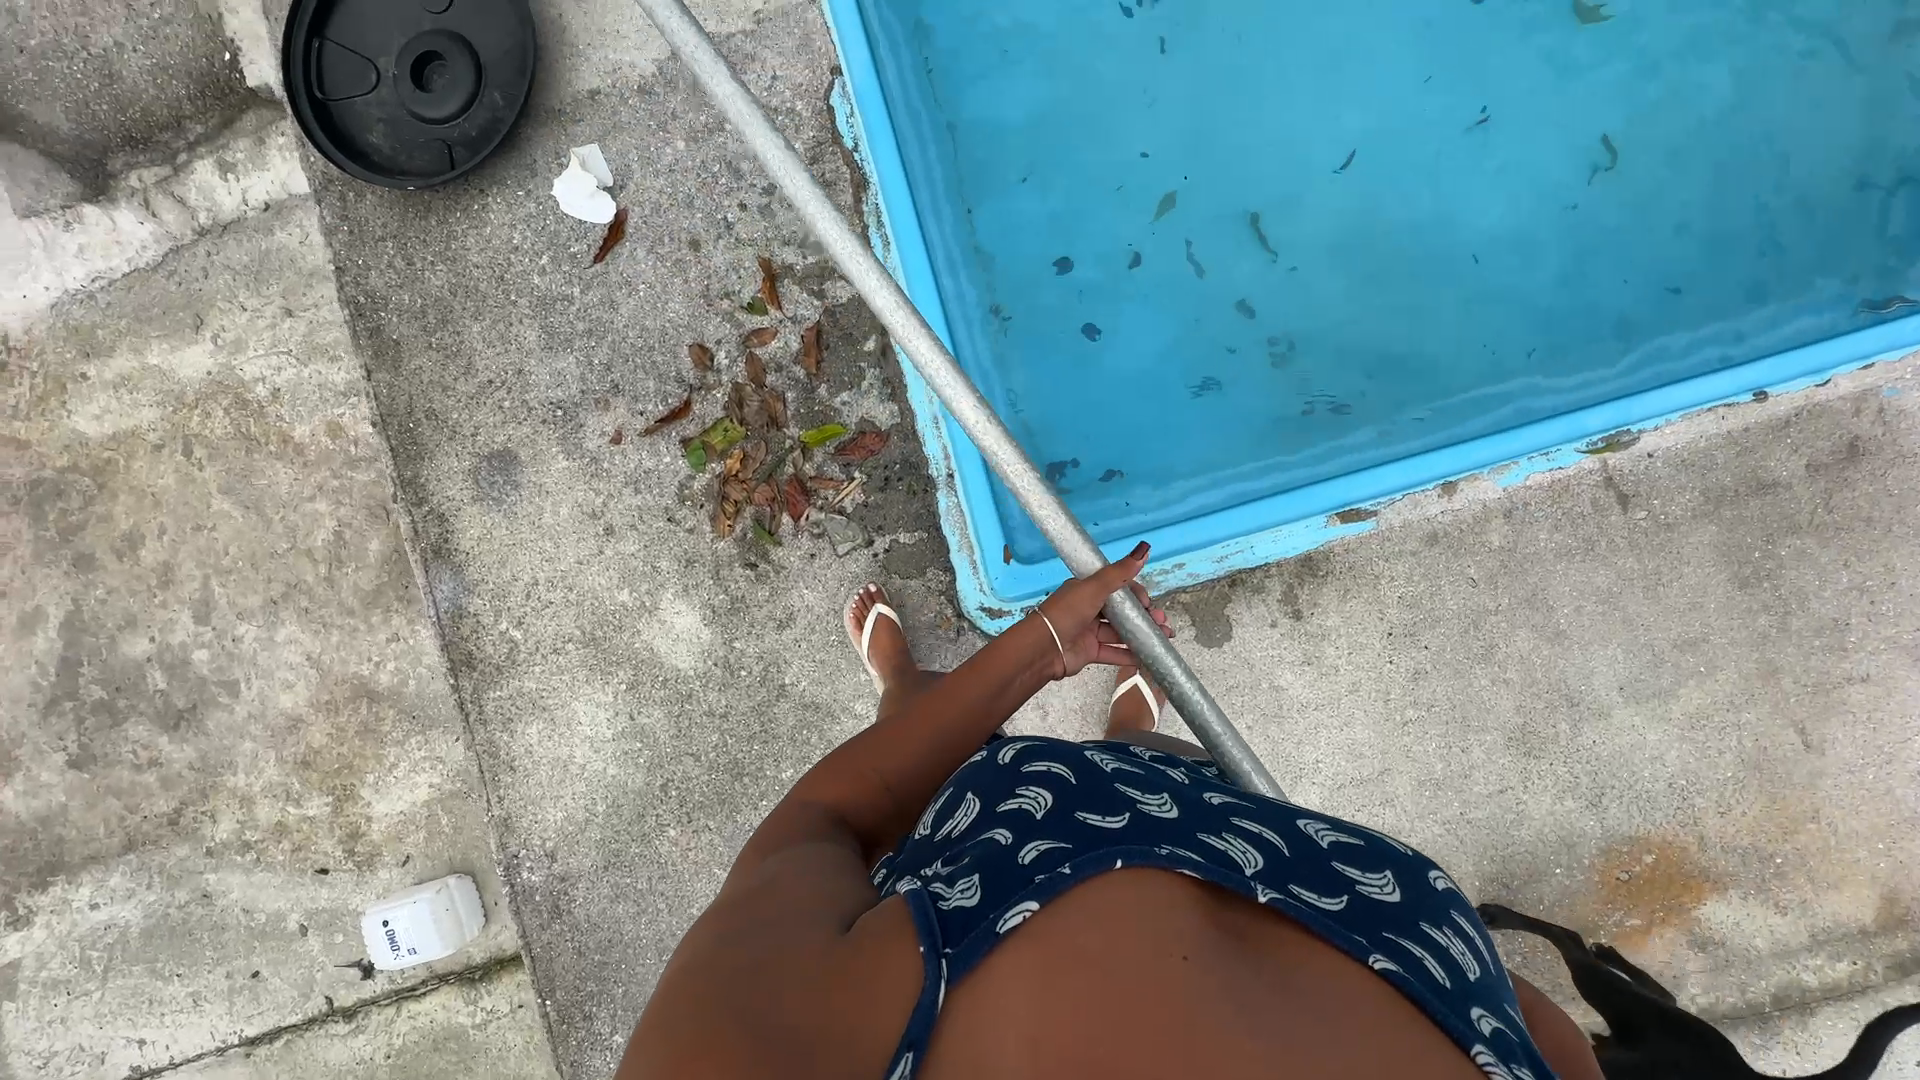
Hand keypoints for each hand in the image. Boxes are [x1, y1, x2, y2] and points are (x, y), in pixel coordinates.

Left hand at [1032, 542, 1173, 677]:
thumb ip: (1121, 572)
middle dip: (1144, 616)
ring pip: (1120, 632)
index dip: (1135, 595)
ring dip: (1142, 634)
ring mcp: (1088, 632)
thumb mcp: (1095, 587)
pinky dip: (1130, 654)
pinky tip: (1149, 655)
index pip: (1117, 589)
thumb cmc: (1067, 612)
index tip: (1147, 603)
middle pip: (1122, 612)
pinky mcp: (1089, 652)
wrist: (1043, 647)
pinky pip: (1113, 652)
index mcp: (1086, 590)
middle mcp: (1088, 609)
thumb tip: (1144, 548)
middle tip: (1162, 622)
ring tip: (1163, 637)